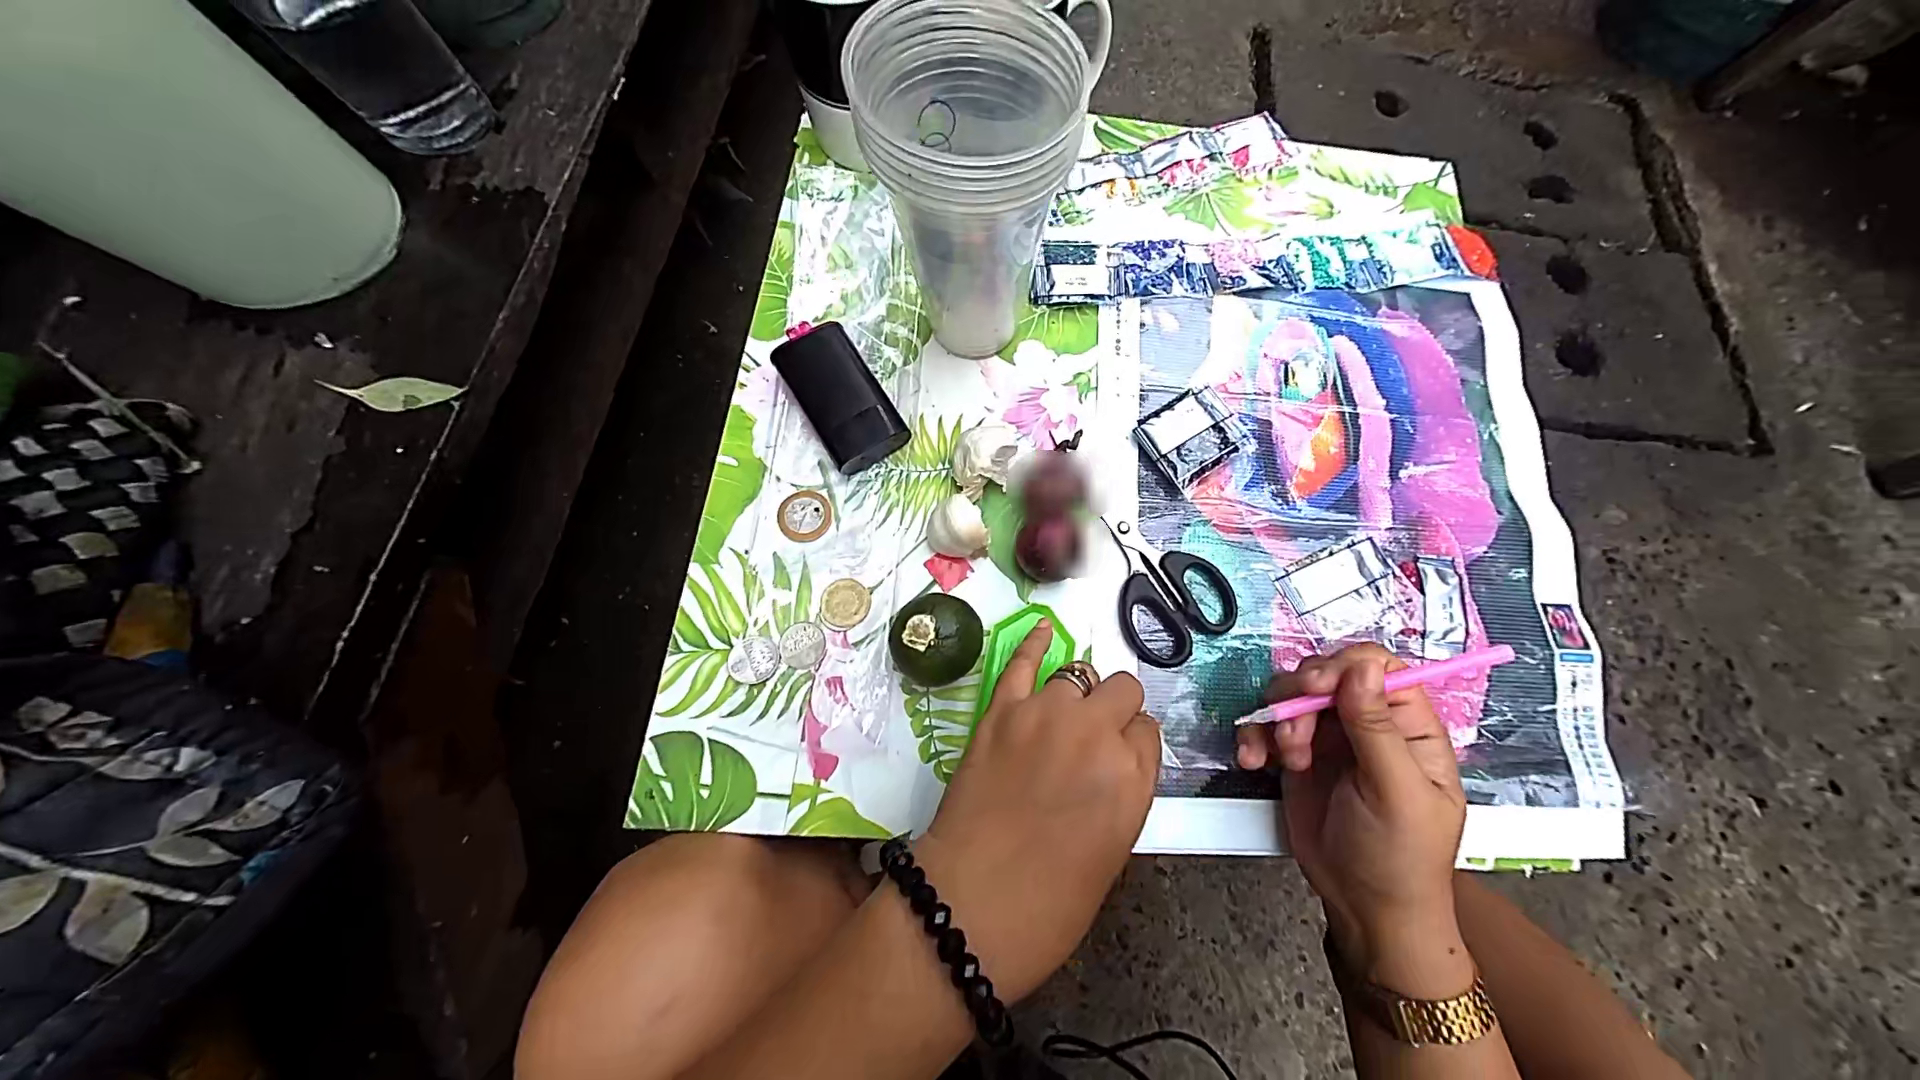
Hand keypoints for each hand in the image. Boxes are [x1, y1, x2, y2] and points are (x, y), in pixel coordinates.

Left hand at [915, 620, 1159, 1001]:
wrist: (972, 903)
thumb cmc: (1051, 901)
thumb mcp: (1114, 850)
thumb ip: (1125, 792)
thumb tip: (1119, 762)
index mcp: (1133, 776)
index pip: (1148, 731)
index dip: (1134, 743)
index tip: (1121, 756)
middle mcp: (1095, 733)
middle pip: (1122, 690)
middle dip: (1115, 710)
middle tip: (1095, 738)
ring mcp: (1045, 715)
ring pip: (1077, 675)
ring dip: (1078, 694)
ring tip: (1064, 715)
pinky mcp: (1000, 711)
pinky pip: (1021, 662)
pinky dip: (1033, 644)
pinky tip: (1042, 631)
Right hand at [1243, 645, 1470, 996]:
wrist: (1363, 906)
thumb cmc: (1398, 854)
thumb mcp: (1394, 791)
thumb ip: (1376, 727)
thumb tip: (1363, 667)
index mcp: (1407, 726)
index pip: (1375, 667)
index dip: (1342, 666)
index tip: (1315, 688)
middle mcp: (1366, 723)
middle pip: (1323, 675)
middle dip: (1300, 697)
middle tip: (1292, 730)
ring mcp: (1328, 737)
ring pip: (1289, 697)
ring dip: (1275, 720)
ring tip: (1285, 759)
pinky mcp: (1295, 754)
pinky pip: (1266, 727)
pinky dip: (1254, 738)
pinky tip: (1254, 761)